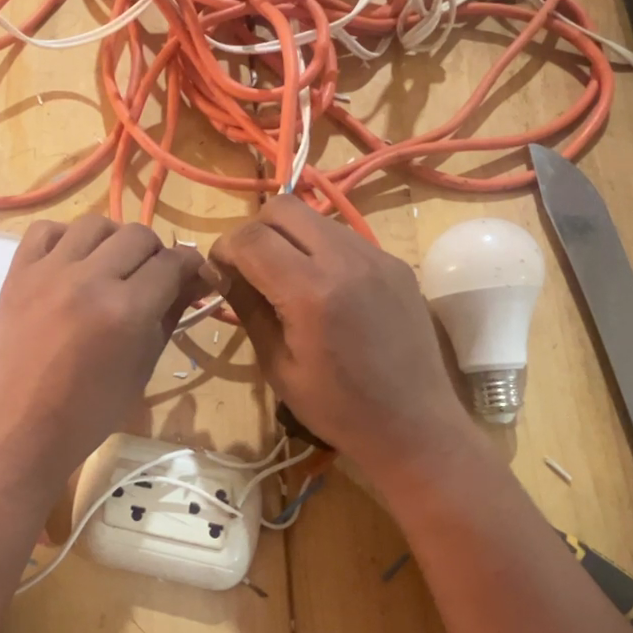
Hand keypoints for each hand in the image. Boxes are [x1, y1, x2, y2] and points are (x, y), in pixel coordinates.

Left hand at [0, 217, 205, 487]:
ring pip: (94, 224)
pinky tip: (72, 262)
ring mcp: (48, 272)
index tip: (196, 275)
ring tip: (112, 266)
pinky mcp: (16, 274)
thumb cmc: (90, 413)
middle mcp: (89, 280)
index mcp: (126, 310)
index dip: (192, 266)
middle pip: (137, 234)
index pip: (172, 263)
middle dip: (156, 253)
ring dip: (113, 240)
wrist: (22, 430)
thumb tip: (196, 280)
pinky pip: (45, 231)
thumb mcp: (142, 367)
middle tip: (153, 278)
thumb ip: (169, 316)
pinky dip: (65, 238)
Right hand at [209, 196, 480, 472]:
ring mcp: (376, 256)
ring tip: (284, 280)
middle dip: (255, 231)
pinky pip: (344, 237)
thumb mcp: (277, 366)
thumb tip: (223, 274)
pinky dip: (319, 250)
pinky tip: (321, 291)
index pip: (251, 238)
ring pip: (315, 218)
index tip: (219, 273)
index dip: (224, 249)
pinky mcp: (395, 264)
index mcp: (311, 292)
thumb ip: (248, 309)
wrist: (414, 425)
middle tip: (249, 269)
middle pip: (283, 207)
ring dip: (289, 237)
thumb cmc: (337, 408)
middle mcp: (346, 260)